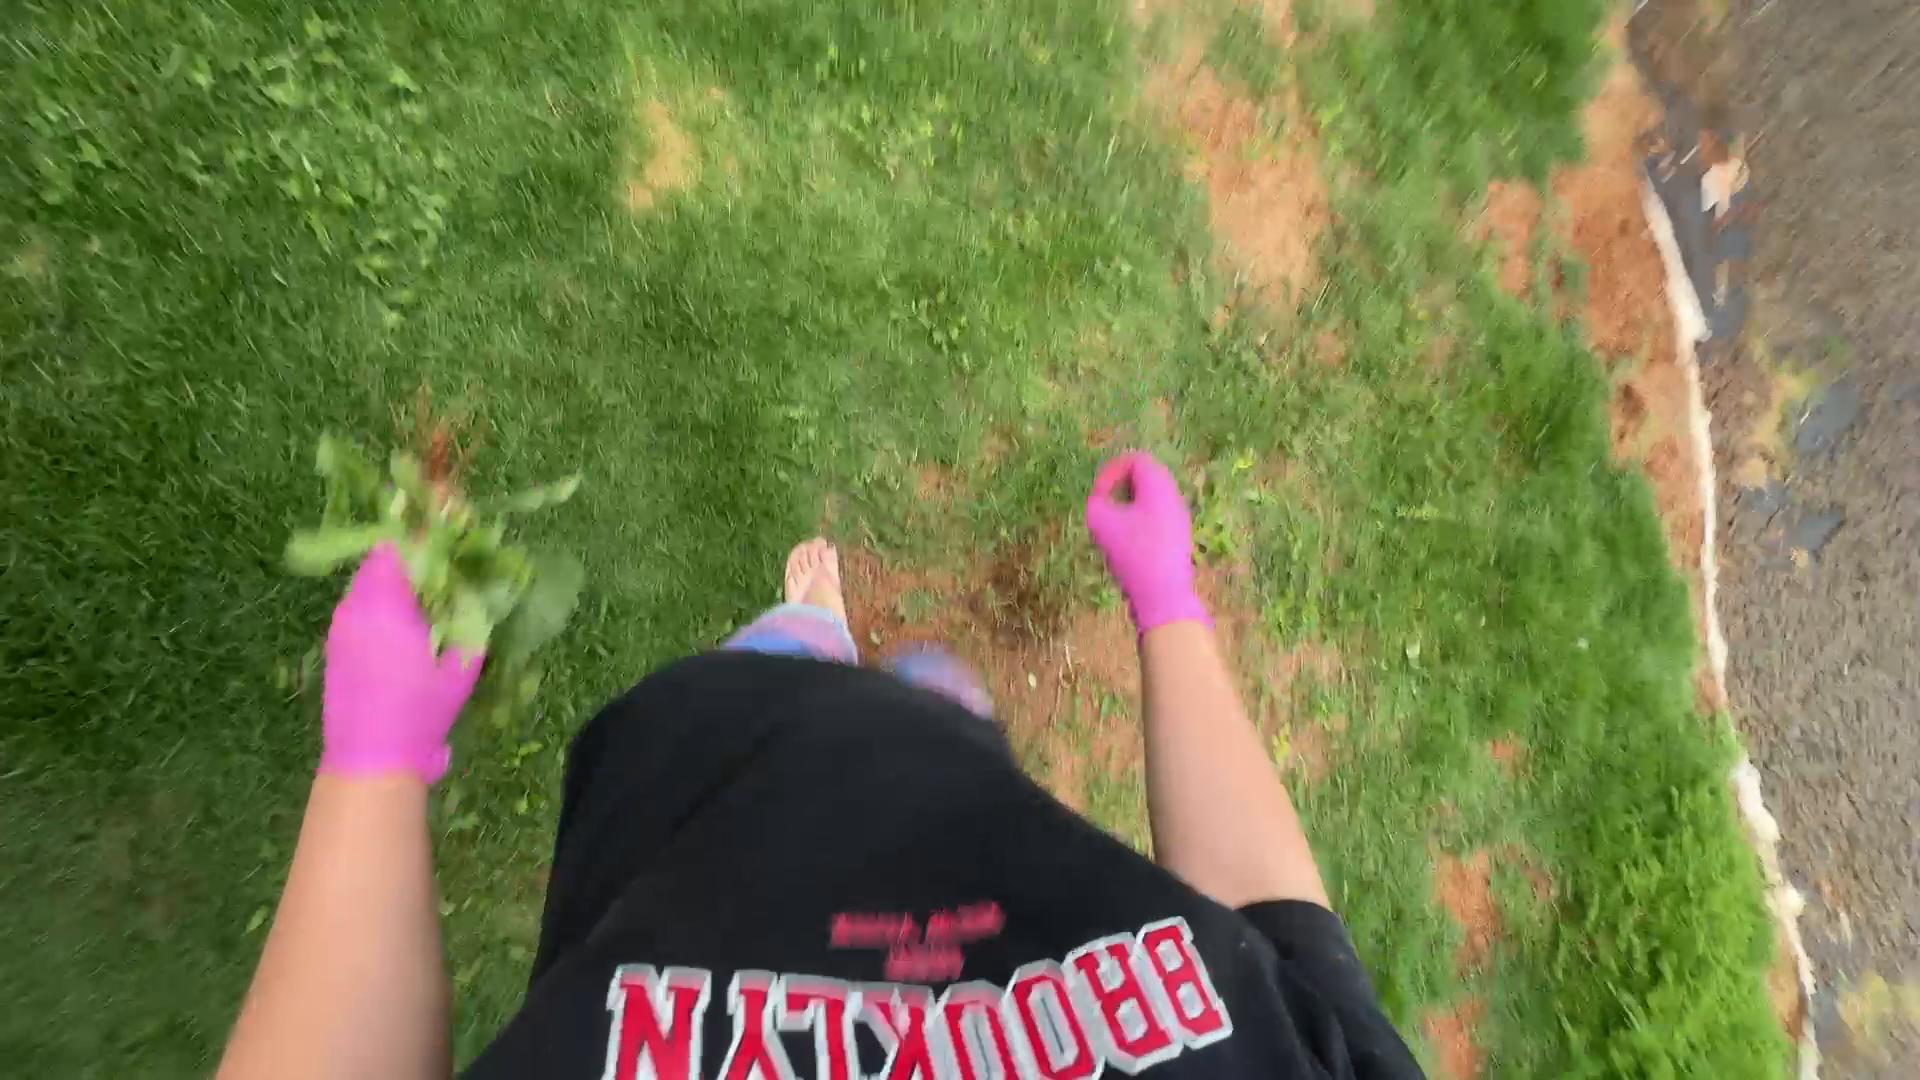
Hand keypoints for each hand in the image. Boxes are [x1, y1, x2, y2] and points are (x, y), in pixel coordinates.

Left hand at [320, 544, 482, 783]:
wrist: (372, 758)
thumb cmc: (423, 708)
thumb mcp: (463, 663)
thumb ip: (472, 622)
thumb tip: (480, 595)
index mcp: (386, 607)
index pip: (396, 551)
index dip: (423, 540)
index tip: (451, 539)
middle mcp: (355, 611)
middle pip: (378, 565)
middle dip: (411, 560)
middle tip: (446, 568)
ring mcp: (340, 631)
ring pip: (366, 587)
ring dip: (396, 582)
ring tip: (431, 595)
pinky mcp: (336, 650)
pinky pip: (360, 610)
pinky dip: (384, 604)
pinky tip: (410, 624)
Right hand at [1085, 452, 1209, 633]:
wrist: (1163, 594)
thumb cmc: (1133, 552)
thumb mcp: (1100, 522)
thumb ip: (1096, 502)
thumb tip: (1102, 502)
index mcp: (1159, 486)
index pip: (1136, 460)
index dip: (1111, 471)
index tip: (1099, 494)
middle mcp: (1174, 498)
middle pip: (1145, 479)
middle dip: (1119, 490)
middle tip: (1104, 508)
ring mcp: (1179, 520)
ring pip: (1149, 501)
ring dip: (1126, 510)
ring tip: (1112, 531)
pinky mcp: (1178, 540)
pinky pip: (1154, 520)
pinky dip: (1136, 526)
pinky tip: (1126, 549)